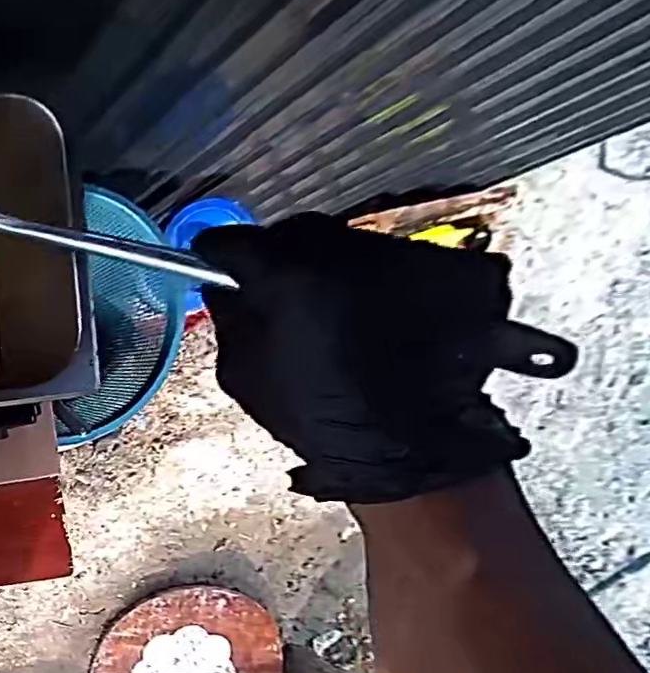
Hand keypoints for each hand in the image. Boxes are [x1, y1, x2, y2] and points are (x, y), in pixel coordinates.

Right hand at [192, 214, 565, 503]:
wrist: (406, 440)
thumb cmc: (312, 410)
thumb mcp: (241, 369)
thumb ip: (234, 317)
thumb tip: (228, 288)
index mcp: (291, 280)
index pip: (238, 241)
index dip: (216, 250)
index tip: (207, 256)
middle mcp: (356, 254)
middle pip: (301, 232)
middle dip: (278, 253)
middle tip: (266, 284)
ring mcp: (416, 258)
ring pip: (354, 244)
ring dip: (333, 267)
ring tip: (327, 307)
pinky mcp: (465, 270)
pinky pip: (405, 264)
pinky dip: (385, 282)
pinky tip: (378, 316)